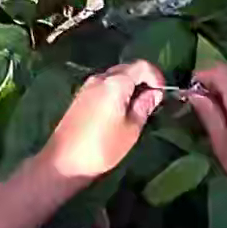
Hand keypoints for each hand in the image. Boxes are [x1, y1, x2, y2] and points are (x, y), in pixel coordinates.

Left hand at [38, 61, 164, 182]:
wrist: (64, 161)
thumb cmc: (102, 147)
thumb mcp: (131, 129)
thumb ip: (144, 106)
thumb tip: (154, 93)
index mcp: (114, 83)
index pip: (142, 66)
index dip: (157, 76)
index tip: (162, 95)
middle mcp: (100, 77)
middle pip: (128, 68)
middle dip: (144, 80)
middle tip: (153, 102)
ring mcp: (88, 85)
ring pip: (115, 76)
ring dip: (130, 86)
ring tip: (138, 108)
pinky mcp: (81, 96)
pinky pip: (104, 85)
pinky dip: (117, 91)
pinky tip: (121, 110)